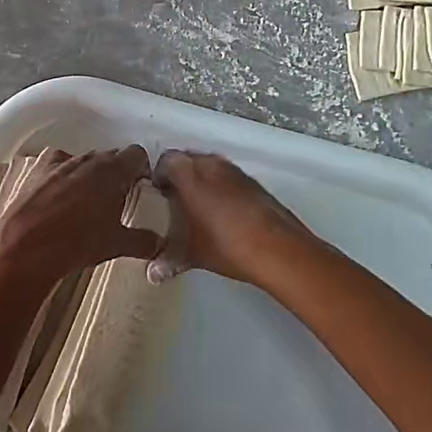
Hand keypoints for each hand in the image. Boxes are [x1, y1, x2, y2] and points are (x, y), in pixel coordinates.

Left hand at [0, 146, 159, 291]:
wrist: (24, 248)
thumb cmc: (75, 242)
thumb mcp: (117, 244)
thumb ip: (143, 241)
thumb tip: (157, 244)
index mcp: (114, 171)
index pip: (137, 154)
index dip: (141, 168)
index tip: (141, 184)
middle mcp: (89, 161)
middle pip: (111, 156)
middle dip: (117, 172)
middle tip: (118, 197)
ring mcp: (61, 164)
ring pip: (85, 160)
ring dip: (90, 174)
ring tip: (88, 201)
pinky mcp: (38, 172)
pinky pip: (57, 165)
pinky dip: (62, 174)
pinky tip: (60, 194)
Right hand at [151, 150, 320, 285]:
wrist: (278, 249)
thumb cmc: (227, 246)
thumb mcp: (193, 254)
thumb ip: (169, 259)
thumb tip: (153, 272)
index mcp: (192, 175)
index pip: (168, 160)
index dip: (159, 175)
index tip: (157, 193)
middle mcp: (213, 166)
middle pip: (189, 160)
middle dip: (180, 175)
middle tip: (174, 200)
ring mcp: (236, 171)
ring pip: (211, 166)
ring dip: (201, 179)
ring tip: (197, 206)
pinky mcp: (254, 182)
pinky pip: (228, 176)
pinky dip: (220, 186)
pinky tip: (222, 211)